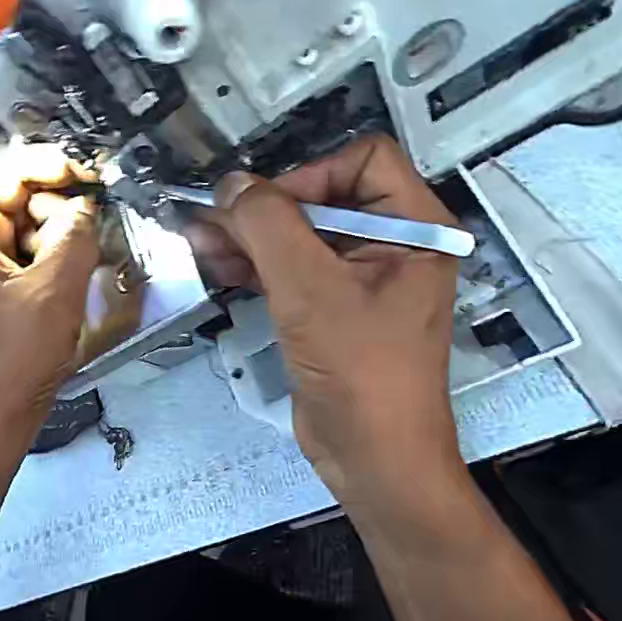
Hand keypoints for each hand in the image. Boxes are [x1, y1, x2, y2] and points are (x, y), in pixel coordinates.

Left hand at [0, 98, 99, 448]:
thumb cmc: (7, 365)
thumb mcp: (53, 297)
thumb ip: (75, 240)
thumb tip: (87, 206)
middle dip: (32, 159)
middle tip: (86, 165)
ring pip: (6, 199)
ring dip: (48, 199)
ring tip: (94, 201)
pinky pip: (18, 232)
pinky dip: (49, 229)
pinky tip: (84, 236)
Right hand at [187, 134, 461, 496]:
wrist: (375, 457)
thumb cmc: (363, 375)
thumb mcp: (311, 289)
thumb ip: (270, 225)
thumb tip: (233, 186)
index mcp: (417, 230)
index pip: (363, 163)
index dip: (310, 175)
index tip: (266, 208)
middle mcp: (396, 247)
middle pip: (326, 198)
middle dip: (267, 210)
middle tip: (213, 218)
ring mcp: (365, 280)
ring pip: (304, 236)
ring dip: (254, 236)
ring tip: (204, 240)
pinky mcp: (338, 310)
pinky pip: (298, 270)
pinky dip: (260, 265)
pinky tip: (222, 263)